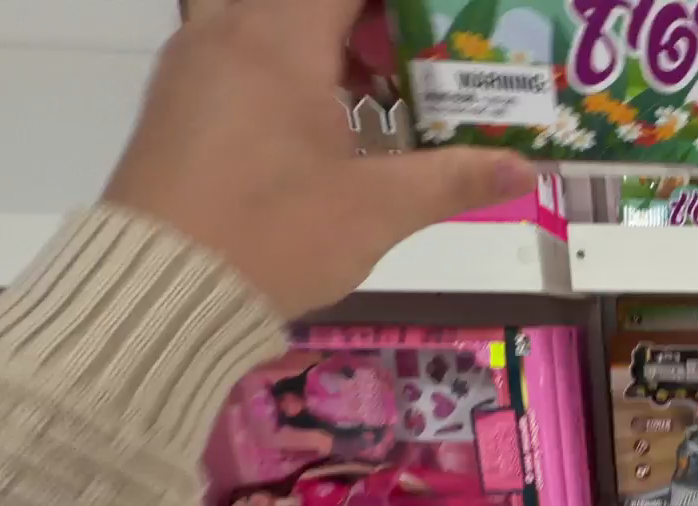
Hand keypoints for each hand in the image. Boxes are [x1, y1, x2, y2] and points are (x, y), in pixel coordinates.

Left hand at [104, 0, 536, 317]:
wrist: (170, 286)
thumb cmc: (279, 233)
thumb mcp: (380, 209)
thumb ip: (455, 180)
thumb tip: (527, 170)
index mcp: (277, 43)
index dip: (398, 7)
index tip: (438, 29)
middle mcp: (226, 31)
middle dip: (365, 22)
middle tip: (411, 60)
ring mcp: (196, 62)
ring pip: (265, 16)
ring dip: (325, 39)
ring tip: (376, 89)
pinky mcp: (185, 99)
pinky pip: (241, 47)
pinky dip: (291, 63)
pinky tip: (326, 122)